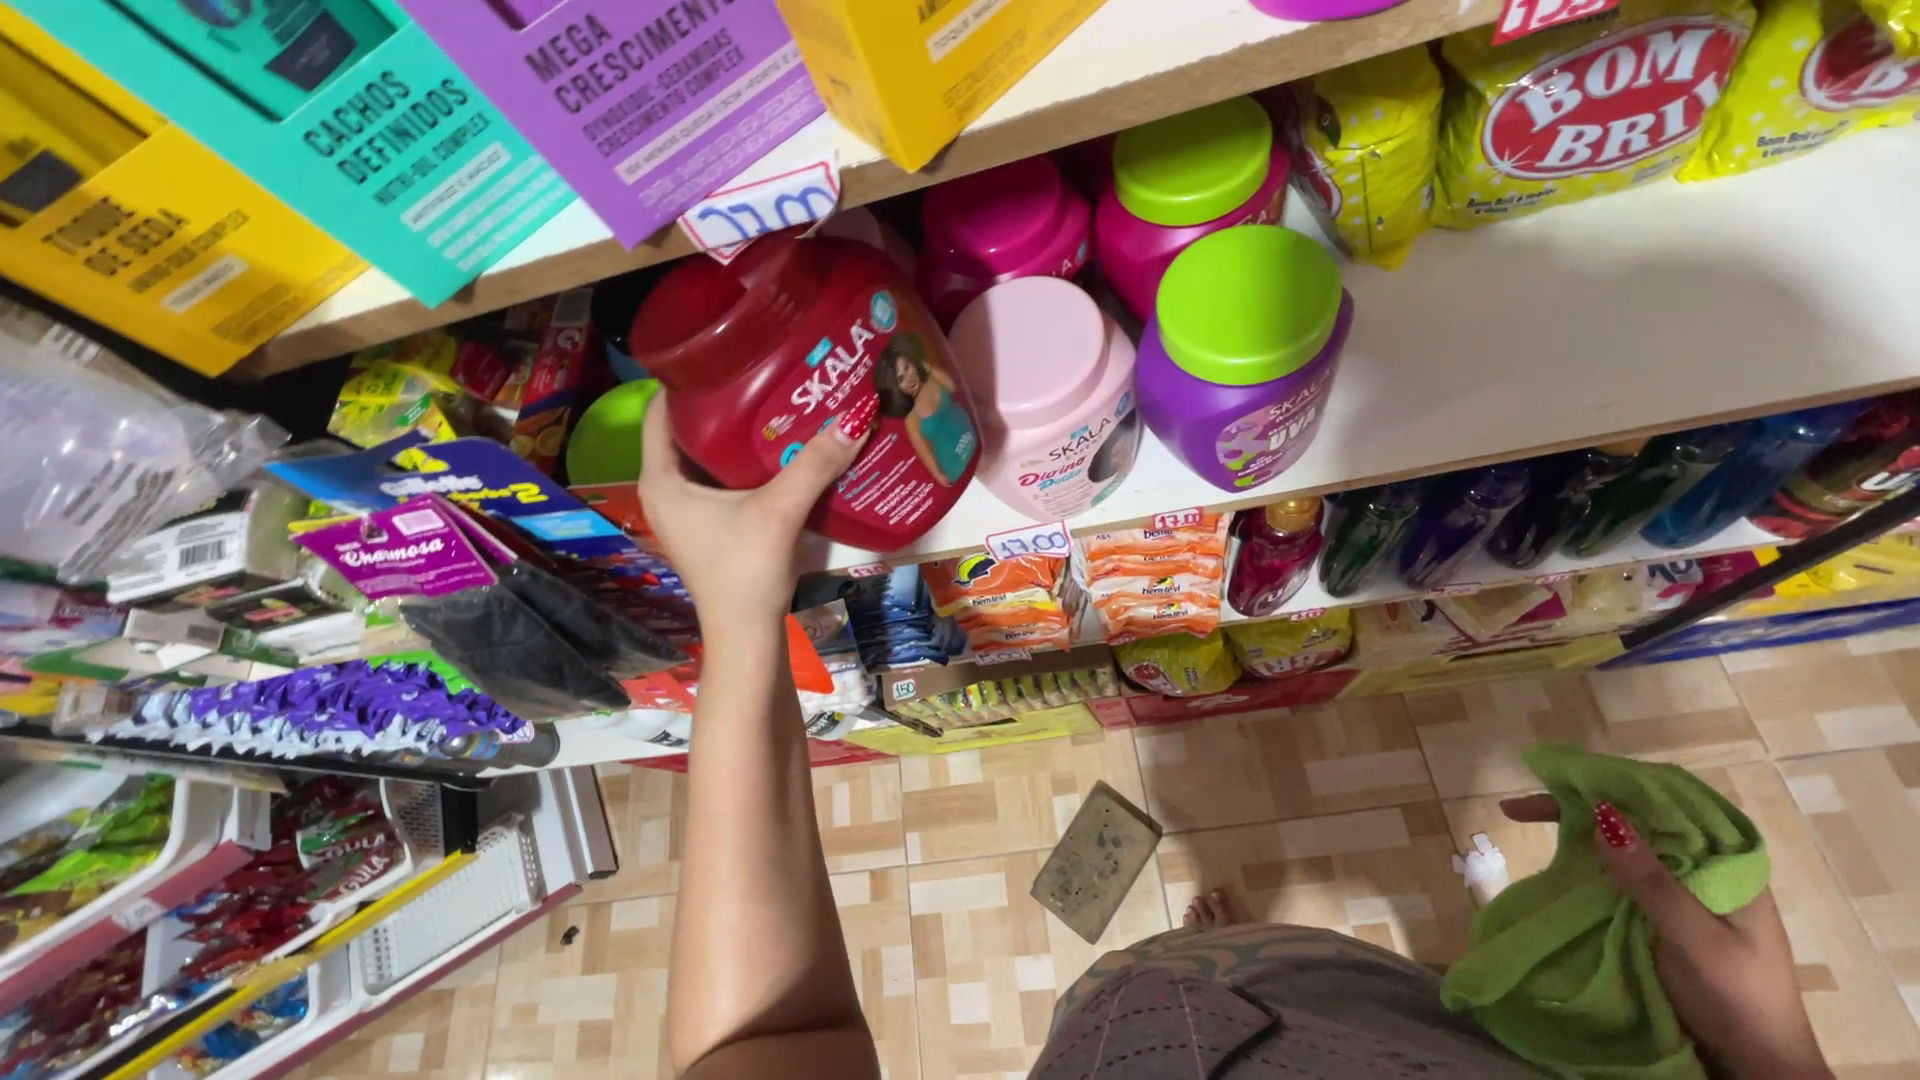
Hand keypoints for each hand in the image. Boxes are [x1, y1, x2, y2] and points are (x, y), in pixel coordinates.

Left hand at [636, 391, 871, 632]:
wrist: (747, 635)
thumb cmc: (744, 571)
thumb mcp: (778, 511)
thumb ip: (814, 464)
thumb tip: (856, 416)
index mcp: (662, 479)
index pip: (661, 410)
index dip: (688, 379)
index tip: (727, 353)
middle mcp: (667, 490)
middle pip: (688, 430)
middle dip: (723, 402)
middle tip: (763, 372)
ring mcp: (689, 511)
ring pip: (709, 456)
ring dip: (739, 433)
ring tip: (777, 401)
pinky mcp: (712, 526)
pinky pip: (724, 479)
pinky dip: (748, 462)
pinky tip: (783, 449)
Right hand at [1500, 795, 1830, 1079]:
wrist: (1754, 1065)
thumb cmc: (1737, 999)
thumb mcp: (1695, 940)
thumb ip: (1652, 882)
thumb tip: (1601, 815)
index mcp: (1726, 864)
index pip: (1666, 804)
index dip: (1611, 784)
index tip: (1559, 778)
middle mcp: (1701, 866)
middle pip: (1636, 817)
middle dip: (1578, 802)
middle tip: (1520, 805)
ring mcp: (1678, 888)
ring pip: (1621, 841)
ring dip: (1574, 826)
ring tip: (1523, 816)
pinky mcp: (1657, 910)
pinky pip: (1615, 869)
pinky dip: (1581, 855)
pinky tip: (1554, 851)